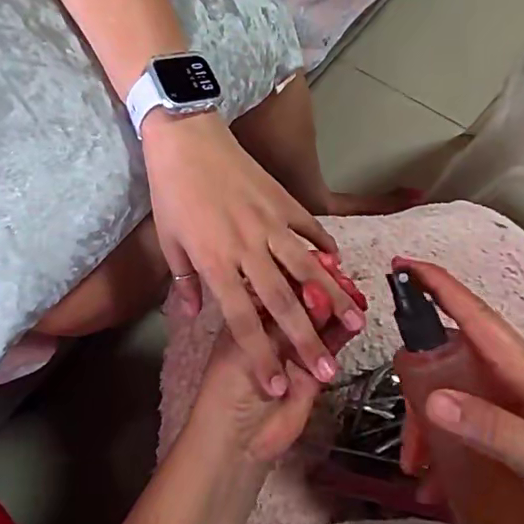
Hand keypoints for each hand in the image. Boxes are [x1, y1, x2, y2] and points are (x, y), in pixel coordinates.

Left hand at [143, 113, 362, 394]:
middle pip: (282, 302)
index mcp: (216, 262)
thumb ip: (184, 280)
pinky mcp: (284, 202)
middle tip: (328, 369)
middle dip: (306, 339)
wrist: (186, 138)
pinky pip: (310, 229)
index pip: (241, 320)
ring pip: (308, 268)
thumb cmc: (172, 193)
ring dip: (333, 297)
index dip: (260, 355)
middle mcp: (249, 249)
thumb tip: (193, 312)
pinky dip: (326, 247)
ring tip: (356, 322)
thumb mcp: (168, 240)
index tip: (277, 385)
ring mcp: (271, 224)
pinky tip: (340, 264)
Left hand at [189, 270, 363, 465]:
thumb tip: (304, 297)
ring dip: (336, 303)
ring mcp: (292, 347)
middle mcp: (270, 326)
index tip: (312, 259)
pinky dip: (343, 328)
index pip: (269, 285)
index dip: (290, 273)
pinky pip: (330, 343)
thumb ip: (273, 329)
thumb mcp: (241, 352)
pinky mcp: (312, 369)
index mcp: (244, 314)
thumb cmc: (222, 393)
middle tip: (337, 269)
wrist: (232, 444)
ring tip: (352, 288)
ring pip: (317, 317)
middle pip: (297, 297)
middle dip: (319, 283)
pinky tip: (357, 314)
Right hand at [393, 259, 523, 523]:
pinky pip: (473, 418)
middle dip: (418, 388)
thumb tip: (431, 396)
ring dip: (431, 423)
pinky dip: (451, 442)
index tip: (402, 265)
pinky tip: (442, 482)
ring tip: (418, 470)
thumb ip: (495, 430)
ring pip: (458, 390)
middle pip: (454, 358)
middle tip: (404, 436)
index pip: (476, 317)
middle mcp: (521, 375)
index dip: (437, 286)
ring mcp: (522, 398)